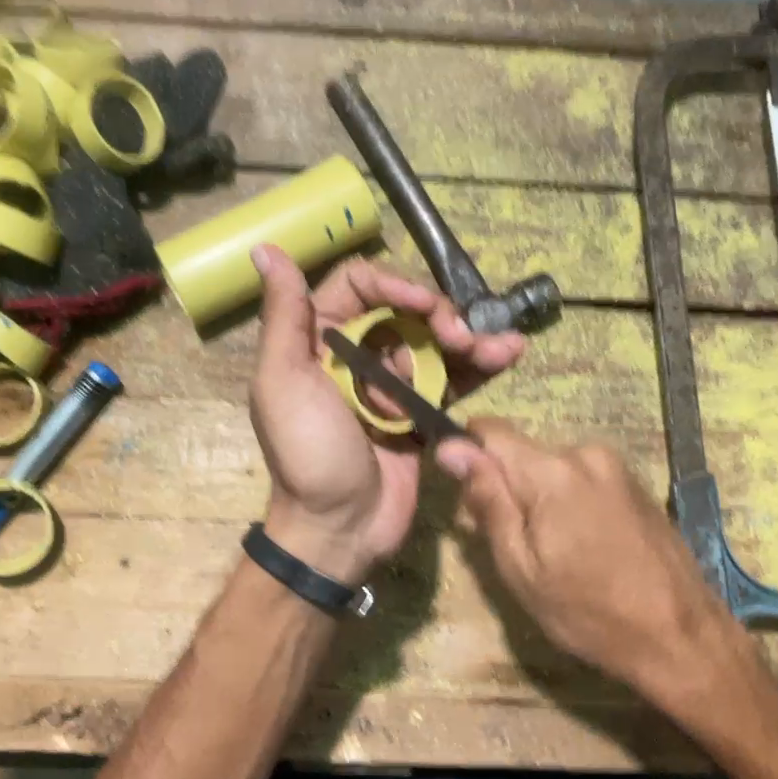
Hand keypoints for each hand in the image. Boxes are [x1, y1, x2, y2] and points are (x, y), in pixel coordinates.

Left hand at [250, 247, 524, 585]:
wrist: (339, 530)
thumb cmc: (307, 454)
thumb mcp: (283, 382)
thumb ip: (283, 316)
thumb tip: (266, 248)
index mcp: (317, 341)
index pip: (359, 285)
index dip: (394, 283)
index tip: (422, 305)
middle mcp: (355, 355)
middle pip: (405, 310)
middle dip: (439, 315)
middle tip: (462, 337)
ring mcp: (392, 385)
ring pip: (436, 343)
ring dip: (471, 338)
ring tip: (502, 347)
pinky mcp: (422, 414)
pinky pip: (452, 379)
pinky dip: (480, 366)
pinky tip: (511, 354)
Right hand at [438, 418, 755, 705]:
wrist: (681, 637)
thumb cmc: (589, 612)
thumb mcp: (521, 568)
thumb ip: (488, 501)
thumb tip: (451, 448)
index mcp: (551, 472)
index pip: (489, 431)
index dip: (466, 453)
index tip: (465, 496)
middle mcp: (585, 454)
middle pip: (521, 454)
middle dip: (504, 488)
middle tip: (508, 546)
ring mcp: (616, 468)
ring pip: (551, 469)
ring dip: (537, 499)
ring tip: (549, 555)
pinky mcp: (635, 485)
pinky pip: (582, 480)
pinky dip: (568, 503)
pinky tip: (582, 549)